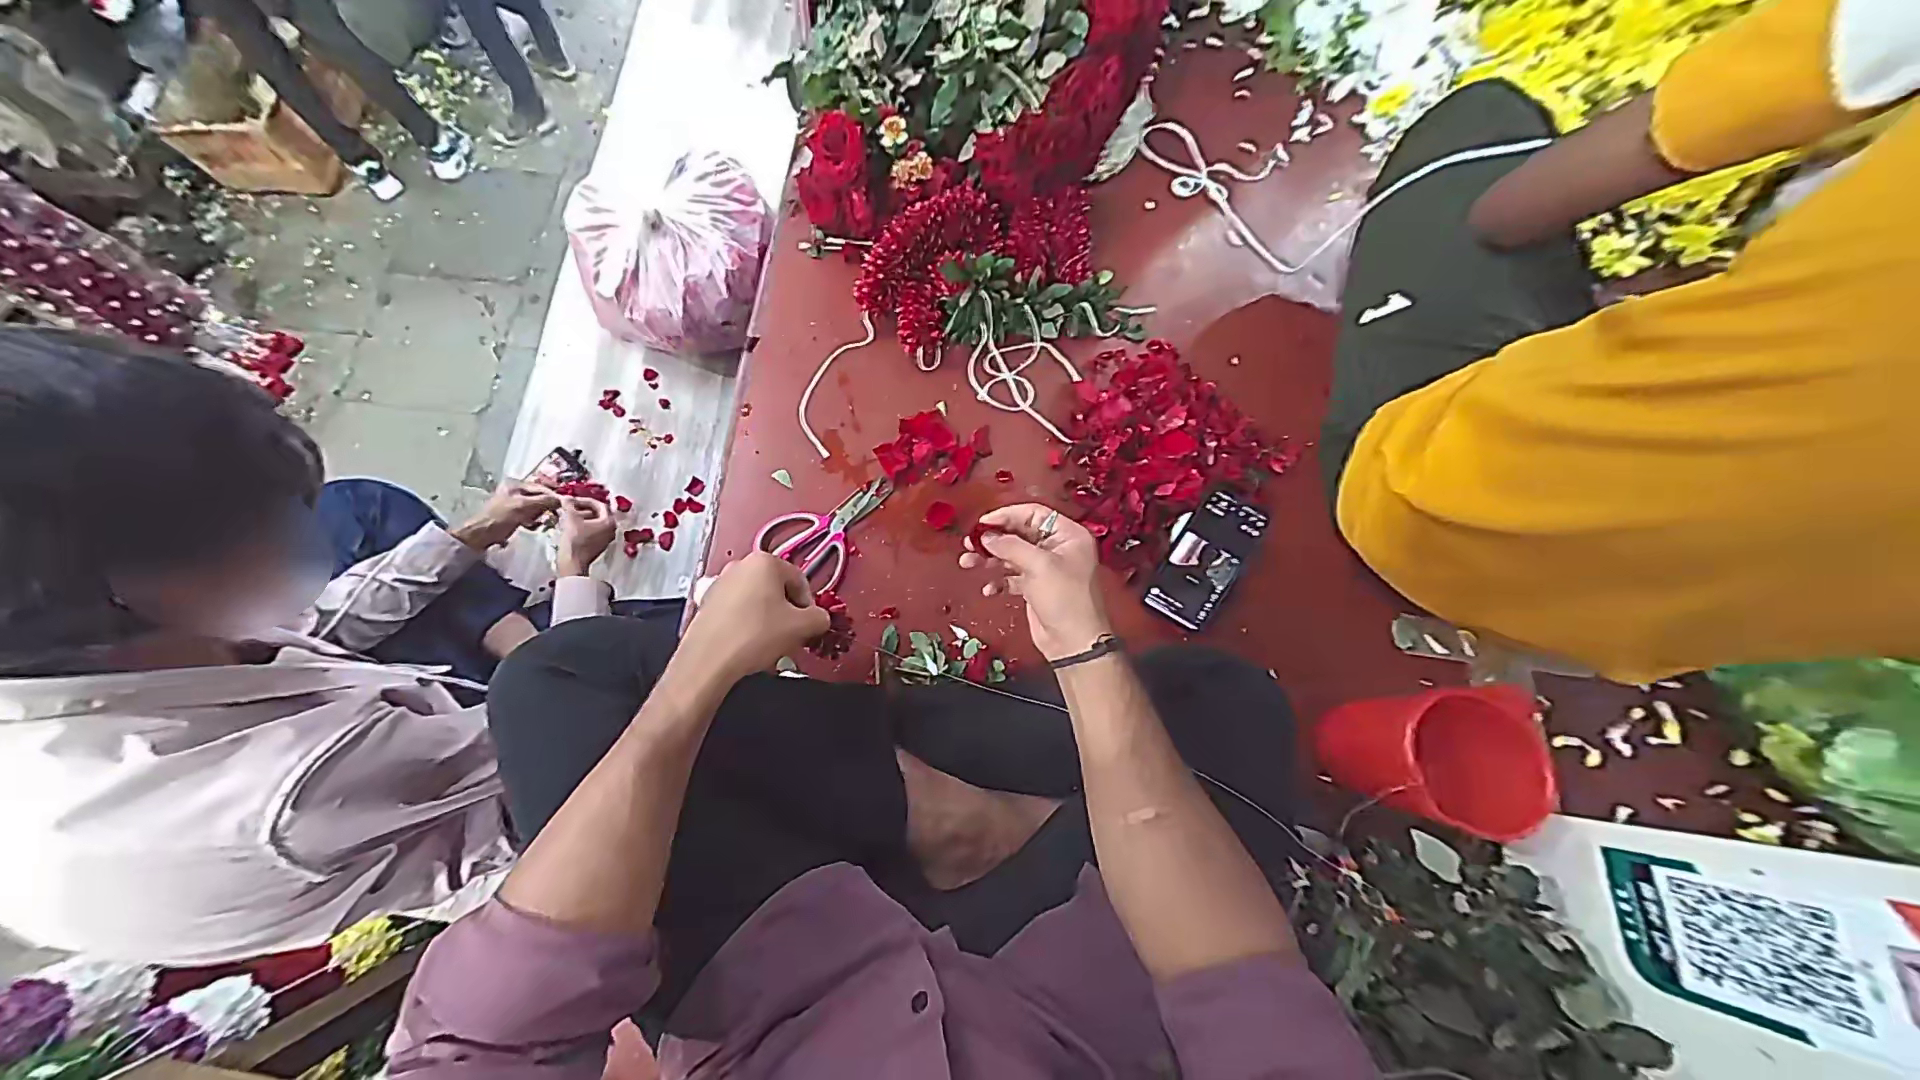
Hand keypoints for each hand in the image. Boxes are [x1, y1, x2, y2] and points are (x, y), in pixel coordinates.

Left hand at [450, 481, 559, 550]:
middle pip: (541, 497)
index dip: (554, 497)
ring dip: (542, 515)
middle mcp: (516, 491)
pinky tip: (533, 526)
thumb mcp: (524, 506)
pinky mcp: (515, 515)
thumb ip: (545, 501)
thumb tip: (563, 500)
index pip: (542, 488)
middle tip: (554, 516)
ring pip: (538, 507)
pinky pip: (532, 515)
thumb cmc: (500, 518)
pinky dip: (535, 521)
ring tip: (541, 522)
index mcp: (515, 484)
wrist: (481, 535)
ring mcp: (515, 503)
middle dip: (548, 507)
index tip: (565, 507)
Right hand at [555, 497, 615, 576]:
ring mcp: (606, 538)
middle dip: (584, 508)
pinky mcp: (598, 545)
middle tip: (570, 506)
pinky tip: (571, 525)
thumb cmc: (575, 541)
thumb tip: (566, 497)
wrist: (573, 563)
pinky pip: (593, 530)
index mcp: (609, 522)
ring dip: (582, 516)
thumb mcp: (571, 519)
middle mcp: (611, 530)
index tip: (573, 500)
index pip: (600, 505)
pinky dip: (583, 525)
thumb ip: (569, 505)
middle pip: (599, 513)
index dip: (585, 500)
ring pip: (595, 522)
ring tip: (568, 514)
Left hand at [674, 552, 831, 686]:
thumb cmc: (756, 635)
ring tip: (769, 645)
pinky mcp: (705, 602)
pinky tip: (747, 644)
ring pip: (756, 600)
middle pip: (777, 590)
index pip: (800, 581)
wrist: (708, 660)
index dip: (809, 606)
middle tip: (790, 636)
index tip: (808, 626)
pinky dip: (746, 623)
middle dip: (787, 613)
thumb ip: (820, 617)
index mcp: (765, 561)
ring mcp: (719, 582)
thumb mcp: (802, 627)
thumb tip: (819, 618)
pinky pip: (736, 610)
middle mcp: (740, 565)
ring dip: (768, 620)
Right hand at [959, 502, 1110, 660]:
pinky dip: (998, 579)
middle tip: (970, 543)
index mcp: (1068, 535)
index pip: (1033, 514)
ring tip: (968, 563)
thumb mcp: (1039, 566)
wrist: (1073, 643)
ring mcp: (1046, 568)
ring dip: (990, 558)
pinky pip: (1011, 575)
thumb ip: (1011, 546)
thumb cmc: (1066, 600)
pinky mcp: (1036, 586)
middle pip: (1019, 533)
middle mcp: (1058, 548)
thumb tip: (986, 536)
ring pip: (1012, 554)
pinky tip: (988, 588)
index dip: (1006, 515)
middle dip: (994, 538)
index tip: (982, 523)